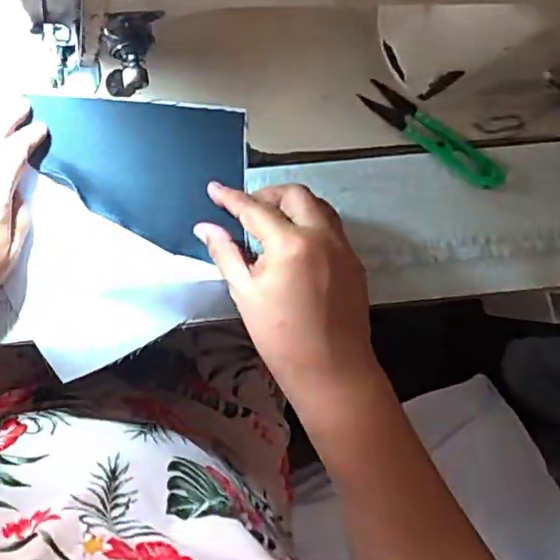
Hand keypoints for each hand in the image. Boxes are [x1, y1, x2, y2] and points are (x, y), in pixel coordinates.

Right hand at [194, 183, 381, 406]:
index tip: (214, 189)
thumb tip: (205, 227)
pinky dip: (309, 223)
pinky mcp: (354, 262)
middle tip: (245, 208)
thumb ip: (225, 252)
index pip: (255, 209)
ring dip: (292, 205)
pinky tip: (291, 245)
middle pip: (295, 195)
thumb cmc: (279, 334)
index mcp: (291, 244)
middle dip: (267, 194)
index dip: (230, 198)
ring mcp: (343, 249)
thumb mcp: (243, 292)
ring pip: (319, 207)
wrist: (331, 369)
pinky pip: (331, 228)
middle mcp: (322, 237)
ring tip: (269, 223)